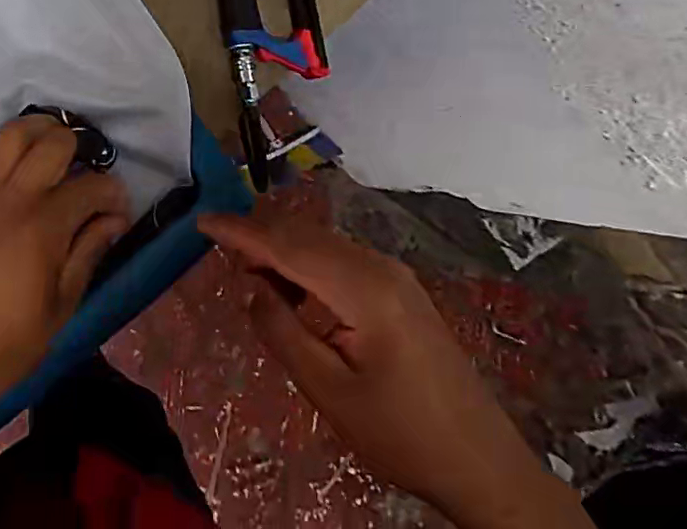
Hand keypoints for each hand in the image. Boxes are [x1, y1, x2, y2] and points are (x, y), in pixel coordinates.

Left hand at [0, 116, 129, 418]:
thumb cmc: (9, 341)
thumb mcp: (62, 306)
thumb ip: (89, 252)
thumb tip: (115, 219)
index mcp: (43, 226)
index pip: (91, 187)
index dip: (114, 194)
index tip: (120, 211)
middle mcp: (12, 197)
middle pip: (52, 142)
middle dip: (80, 149)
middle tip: (88, 172)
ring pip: (11, 133)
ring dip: (38, 131)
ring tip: (55, 147)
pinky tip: (11, 158)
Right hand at [197, 212, 593, 528]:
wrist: (483, 465)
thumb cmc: (401, 433)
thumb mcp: (330, 392)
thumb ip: (283, 332)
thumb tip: (253, 288)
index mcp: (362, 288)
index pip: (287, 246)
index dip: (241, 232)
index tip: (202, 221)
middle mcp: (378, 266)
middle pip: (303, 234)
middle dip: (257, 234)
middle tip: (217, 246)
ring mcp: (393, 274)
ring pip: (321, 243)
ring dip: (281, 248)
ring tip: (247, 269)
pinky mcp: (398, 289)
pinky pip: (339, 258)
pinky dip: (305, 262)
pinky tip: (291, 284)